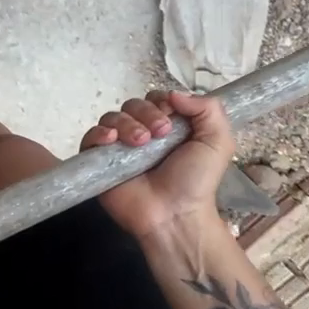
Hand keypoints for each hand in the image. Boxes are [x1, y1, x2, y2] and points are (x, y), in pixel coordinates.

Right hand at [80, 90, 236, 239]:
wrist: (174, 214)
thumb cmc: (196, 180)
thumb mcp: (217, 141)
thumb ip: (208, 108)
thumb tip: (173, 94)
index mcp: (167, 126)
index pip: (155, 98)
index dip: (161, 102)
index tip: (171, 120)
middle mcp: (141, 133)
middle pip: (132, 105)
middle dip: (146, 114)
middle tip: (159, 135)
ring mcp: (118, 147)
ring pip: (112, 117)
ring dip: (126, 124)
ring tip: (140, 143)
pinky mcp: (99, 162)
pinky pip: (90, 137)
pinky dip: (99, 133)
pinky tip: (111, 141)